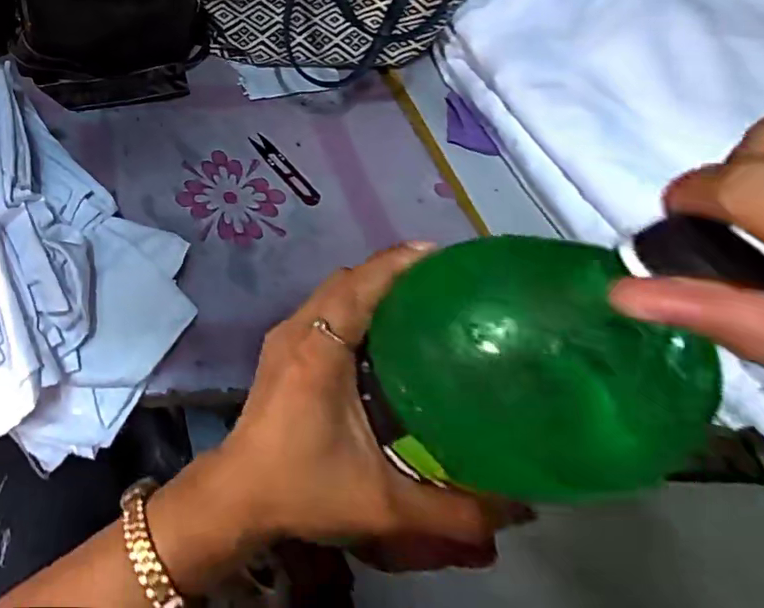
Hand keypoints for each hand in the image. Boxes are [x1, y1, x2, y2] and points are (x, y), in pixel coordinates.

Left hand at [200, 241, 495, 546]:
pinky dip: (353, 308)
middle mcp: (296, 332)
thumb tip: (522, 509)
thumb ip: (459, 510)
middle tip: (444, 279)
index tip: (439, 253)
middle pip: (343, 282)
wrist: (241, 492)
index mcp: (318, 349)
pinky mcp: (281, 354)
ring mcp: (283, 340)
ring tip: (422, 299)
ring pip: (330, 295)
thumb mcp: (388, 505)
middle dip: (388, 272)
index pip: (356, 287)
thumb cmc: (305, 486)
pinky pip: (322, 313)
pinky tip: (388, 335)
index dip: (395, 264)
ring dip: (369, 288)